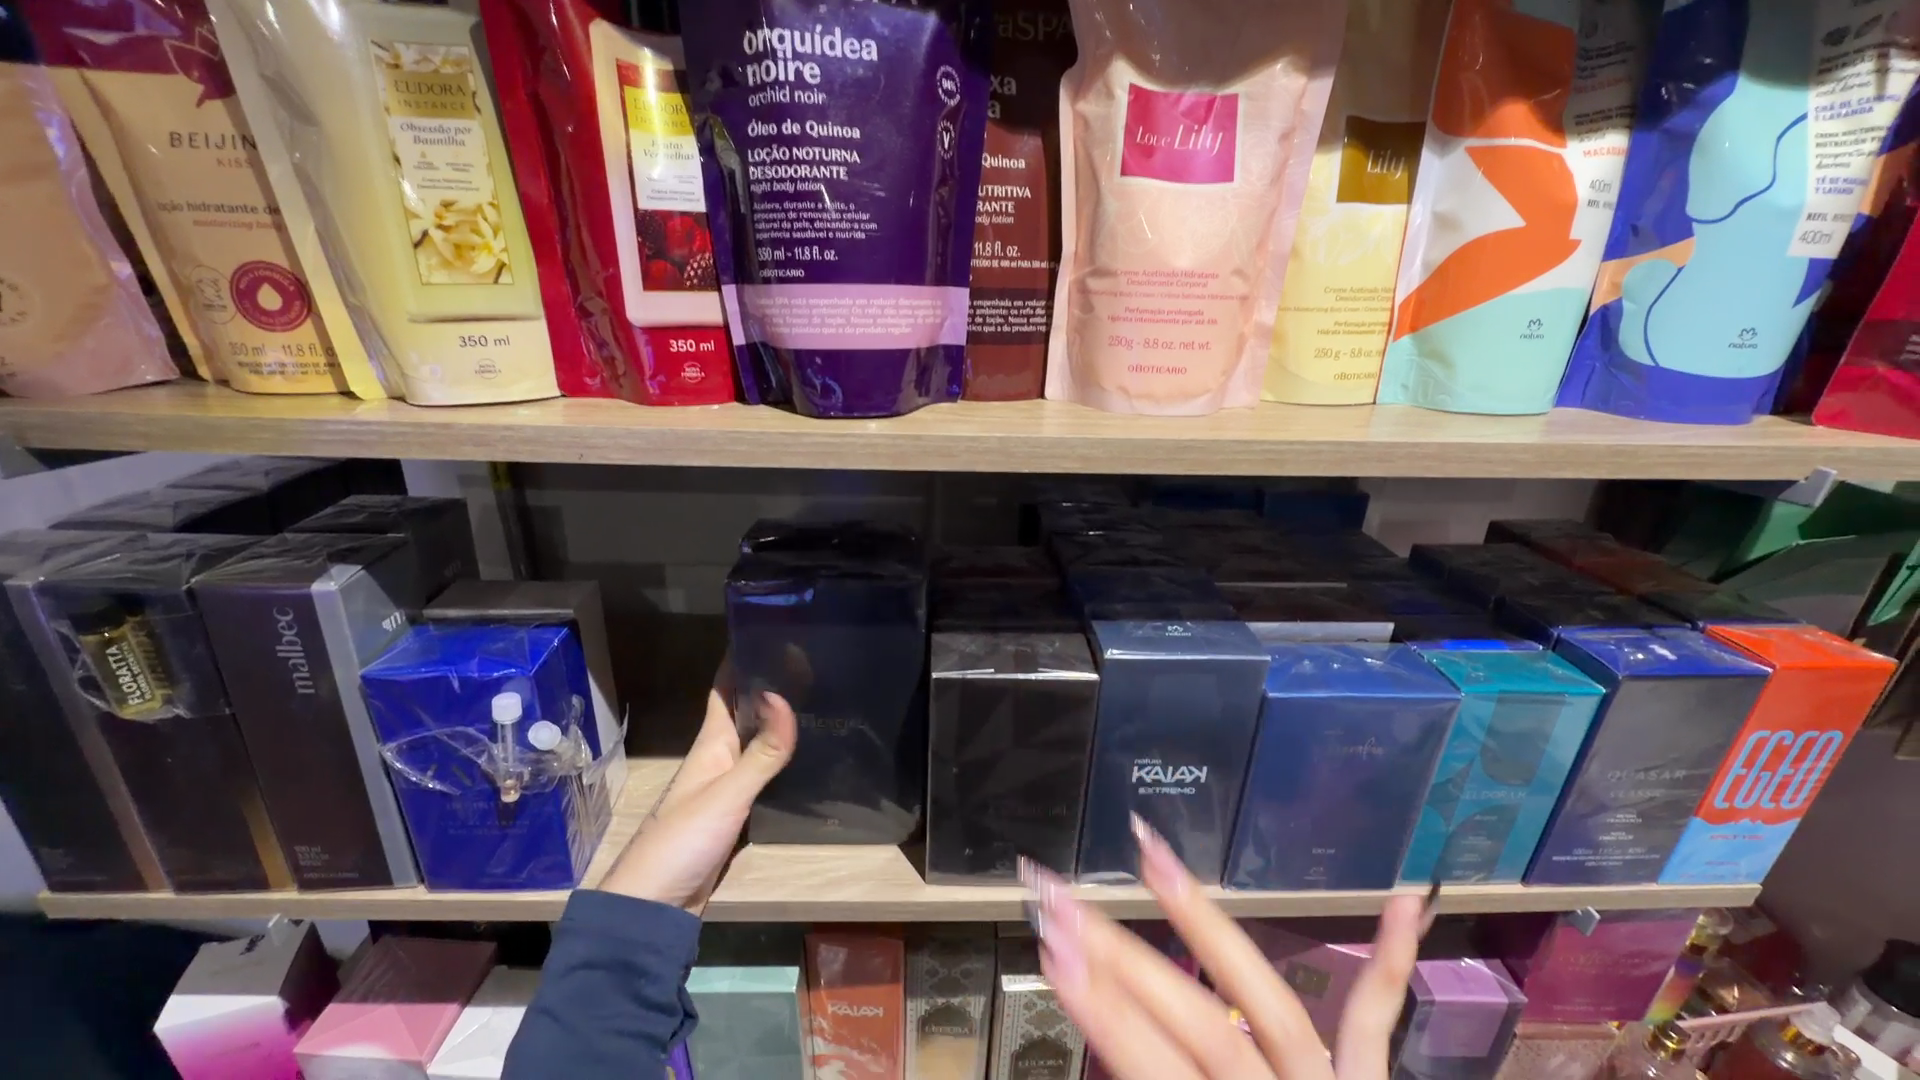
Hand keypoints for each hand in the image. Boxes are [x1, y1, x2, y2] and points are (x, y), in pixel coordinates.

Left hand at [596, 662, 795, 913]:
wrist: (654, 909)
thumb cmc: (682, 841)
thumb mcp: (726, 794)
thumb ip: (760, 752)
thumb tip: (785, 696)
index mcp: (709, 745)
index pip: (726, 690)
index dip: (744, 660)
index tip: (775, 633)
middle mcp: (717, 760)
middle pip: (746, 715)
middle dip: (772, 689)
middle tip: (815, 667)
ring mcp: (725, 790)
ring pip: (756, 747)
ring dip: (779, 727)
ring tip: (820, 706)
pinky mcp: (736, 818)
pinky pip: (763, 780)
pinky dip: (782, 766)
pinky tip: (806, 766)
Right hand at [1024, 815, 1425, 1079]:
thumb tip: (1109, 1054)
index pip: (1160, 1071)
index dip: (1105, 1012)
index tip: (1052, 950)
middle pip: (1204, 1027)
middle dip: (1125, 961)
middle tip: (1063, 900)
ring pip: (1269, 1003)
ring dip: (1206, 924)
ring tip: (1156, 859)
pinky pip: (1376, 1028)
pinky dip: (1392, 961)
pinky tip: (1407, 898)